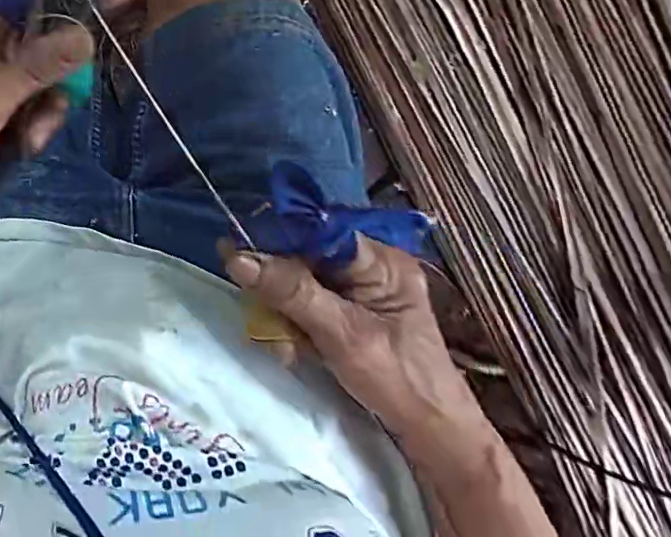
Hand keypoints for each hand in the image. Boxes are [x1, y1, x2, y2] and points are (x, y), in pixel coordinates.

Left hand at [0, 0, 123, 193]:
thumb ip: (39, 65)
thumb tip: (86, 36)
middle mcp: (0, 44)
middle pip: (54, 37)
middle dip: (64, 71)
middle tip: (69, 89)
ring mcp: (9, 76)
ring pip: (57, 75)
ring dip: (51, 107)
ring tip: (33, 134)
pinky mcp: (15, 106)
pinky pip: (48, 103)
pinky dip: (43, 123)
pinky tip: (29, 144)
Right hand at [223, 238, 490, 450]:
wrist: (435, 438)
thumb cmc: (400, 383)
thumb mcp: (342, 335)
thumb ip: (290, 292)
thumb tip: (236, 257)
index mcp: (378, 259)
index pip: (315, 231)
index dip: (274, 238)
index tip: (236, 255)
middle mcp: (366, 263)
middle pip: (300, 254)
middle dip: (277, 289)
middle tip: (264, 318)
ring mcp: (356, 287)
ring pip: (296, 279)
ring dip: (282, 313)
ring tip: (286, 347)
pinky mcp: (345, 309)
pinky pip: (303, 300)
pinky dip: (292, 323)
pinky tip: (294, 348)